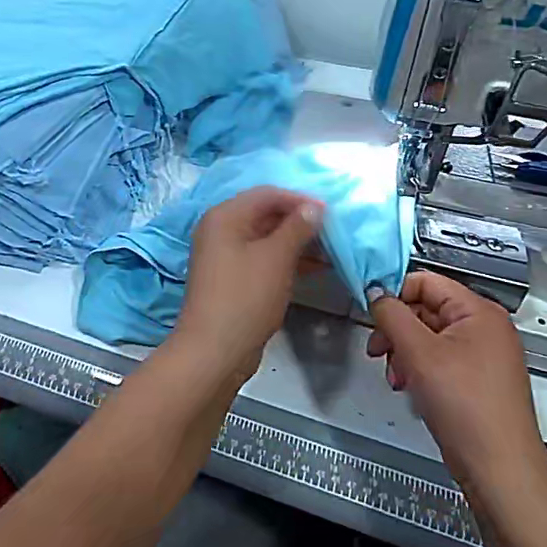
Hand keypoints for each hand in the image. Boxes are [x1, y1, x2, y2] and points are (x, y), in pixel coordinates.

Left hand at [172, 186, 323, 383]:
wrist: (214, 352)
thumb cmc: (245, 298)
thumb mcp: (276, 258)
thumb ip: (298, 227)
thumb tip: (315, 207)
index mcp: (225, 216)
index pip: (268, 194)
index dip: (300, 199)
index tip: (330, 211)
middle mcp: (221, 230)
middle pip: (266, 214)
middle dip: (299, 221)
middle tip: (332, 231)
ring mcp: (224, 255)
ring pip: (266, 238)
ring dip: (296, 242)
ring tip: (330, 251)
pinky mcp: (232, 278)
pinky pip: (262, 258)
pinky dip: (286, 259)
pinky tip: (314, 268)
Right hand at [368, 272, 546, 493]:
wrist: (499, 471)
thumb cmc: (470, 411)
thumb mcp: (418, 353)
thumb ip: (392, 316)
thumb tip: (376, 294)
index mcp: (479, 311)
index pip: (426, 281)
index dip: (395, 294)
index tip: (372, 312)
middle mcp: (486, 328)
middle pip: (427, 309)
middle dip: (398, 330)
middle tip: (379, 349)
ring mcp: (485, 356)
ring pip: (431, 338)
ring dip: (405, 354)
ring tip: (397, 377)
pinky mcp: (479, 381)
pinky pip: (441, 362)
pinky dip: (421, 371)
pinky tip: (412, 390)